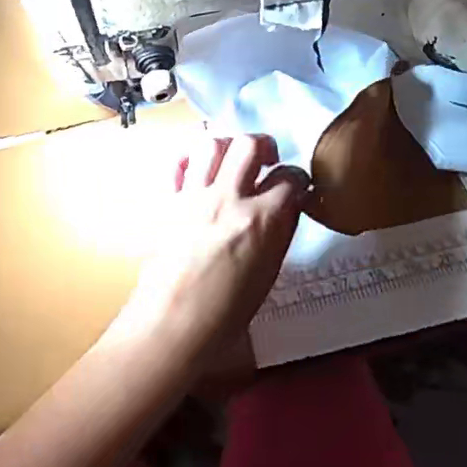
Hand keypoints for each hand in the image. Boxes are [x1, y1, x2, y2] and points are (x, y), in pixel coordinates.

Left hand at [110, 134, 306, 361]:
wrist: (172, 323)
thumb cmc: (227, 314)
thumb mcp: (268, 273)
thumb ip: (277, 232)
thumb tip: (282, 209)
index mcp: (263, 221)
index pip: (291, 178)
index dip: (298, 180)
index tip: (296, 186)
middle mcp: (229, 198)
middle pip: (250, 144)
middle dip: (265, 146)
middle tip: (267, 160)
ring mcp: (194, 196)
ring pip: (211, 143)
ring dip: (227, 146)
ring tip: (232, 160)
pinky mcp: (168, 202)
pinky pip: (179, 164)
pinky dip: (191, 160)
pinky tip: (199, 172)